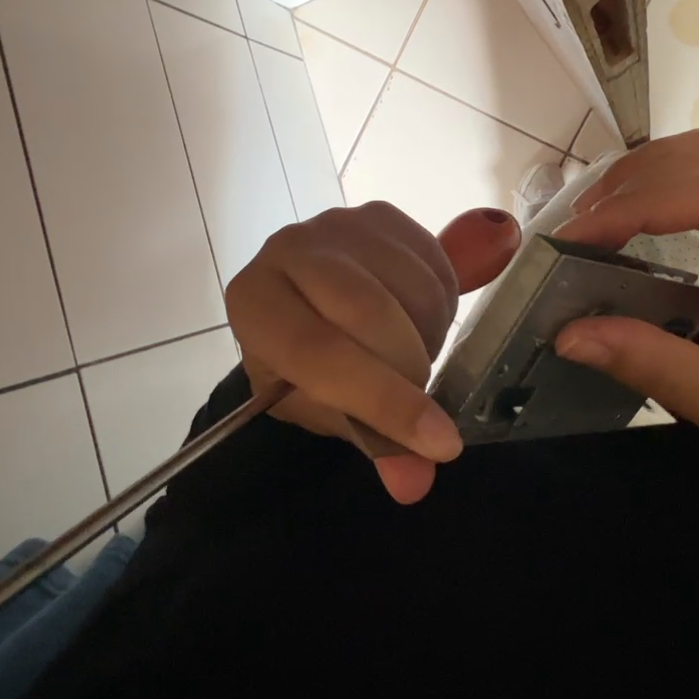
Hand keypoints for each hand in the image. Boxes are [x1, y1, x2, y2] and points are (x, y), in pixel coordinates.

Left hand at [226, 203, 522, 503]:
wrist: (310, 303)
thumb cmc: (305, 364)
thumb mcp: (323, 408)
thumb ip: (370, 441)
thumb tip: (416, 484)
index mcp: (255, 302)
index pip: (317, 351)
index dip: (381, 400)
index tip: (438, 445)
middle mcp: (289, 250)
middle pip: (368, 309)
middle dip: (410, 367)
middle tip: (423, 397)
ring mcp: (338, 224)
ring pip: (412, 286)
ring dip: (430, 337)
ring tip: (411, 355)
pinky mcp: (381, 214)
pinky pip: (436, 263)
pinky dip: (443, 305)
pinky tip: (418, 320)